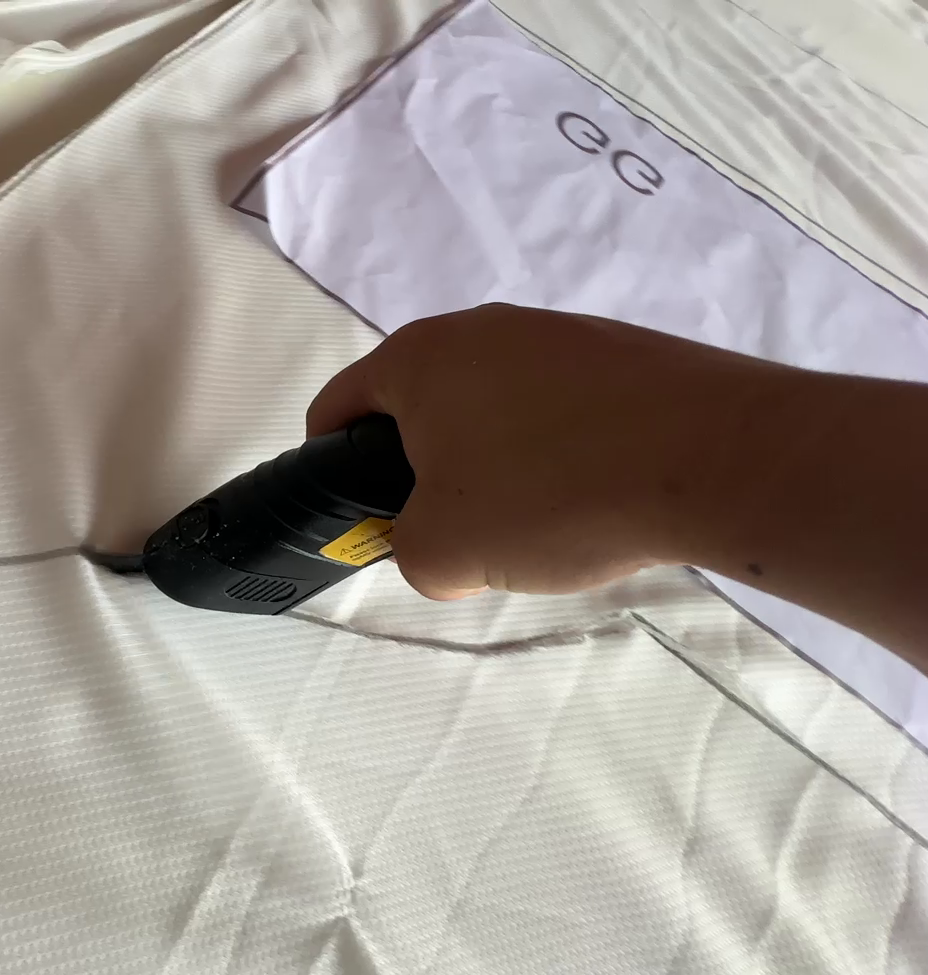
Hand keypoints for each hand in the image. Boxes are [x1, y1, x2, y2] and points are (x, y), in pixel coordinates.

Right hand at [306, 304, 798, 598]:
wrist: (738, 464)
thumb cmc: (551, 496)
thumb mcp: (440, 553)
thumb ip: (404, 551)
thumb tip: (435, 545)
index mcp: (415, 359)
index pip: (334, 408)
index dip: (327, 465)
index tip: (357, 510)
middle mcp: (477, 329)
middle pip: (408, 408)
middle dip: (410, 468)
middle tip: (443, 521)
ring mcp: (554, 333)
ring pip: (480, 407)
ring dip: (478, 460)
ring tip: (523, 513)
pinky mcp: (620, 351)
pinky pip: (546, 405)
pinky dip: (543, 448)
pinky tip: (580, 491)